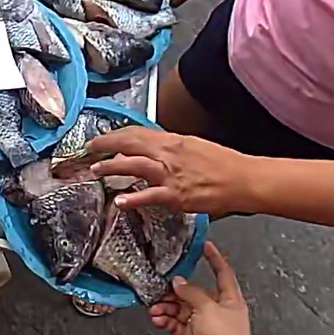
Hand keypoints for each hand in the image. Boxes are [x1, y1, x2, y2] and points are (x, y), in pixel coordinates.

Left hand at [89, 127, 255, 216]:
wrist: (243, 180)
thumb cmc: (223, 164)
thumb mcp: (194, 147)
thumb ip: (171, 149)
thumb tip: (151, 152)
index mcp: (173, 141)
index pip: (138, 133)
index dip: (117, 135)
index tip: (104, 138)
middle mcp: (168, 154)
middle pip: (130, 144)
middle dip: (106, 145)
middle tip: (91, 149)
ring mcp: (170, 174)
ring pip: (134, 165)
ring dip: (112, 167)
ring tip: (97, 170)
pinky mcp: (176, 195)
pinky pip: (149, 196)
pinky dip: (134, 199)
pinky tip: (120, 202)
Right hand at [149, 242, 260, 334]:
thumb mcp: (207, 308)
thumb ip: (191, 292)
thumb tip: (179, 282)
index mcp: (229, 299)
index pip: (222, 272)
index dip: (214, 258)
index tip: (205, 245)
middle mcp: (217, 310)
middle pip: (194, 292)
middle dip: (177, 289)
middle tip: (162, 286)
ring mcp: (204, 325)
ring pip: (181, 308)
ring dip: (167, 306)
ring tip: (156, 307)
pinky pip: (175, 323)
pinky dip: (165, 319)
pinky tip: (158, 318)